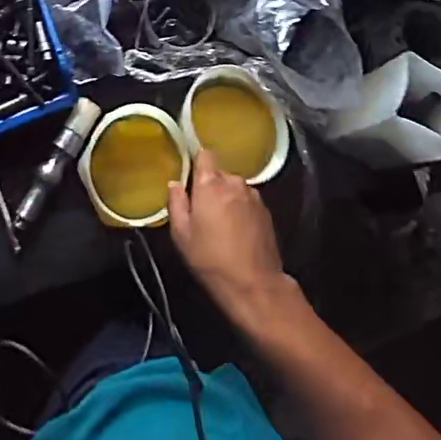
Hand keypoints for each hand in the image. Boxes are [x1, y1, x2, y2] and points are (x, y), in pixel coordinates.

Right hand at [167, 148, 294, 323]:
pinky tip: (237, 231)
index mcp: (211, 184)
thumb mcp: (182, 236)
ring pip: (234, 187)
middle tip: (202, 210)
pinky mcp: (266, 210)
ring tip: (221, 224)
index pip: (205, 154)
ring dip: (227, 197)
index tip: (191, 175)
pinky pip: (247, 200)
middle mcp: (234, 182)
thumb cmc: (211, 260)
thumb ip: (176, 204)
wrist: (254, 284)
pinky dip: (240, 208)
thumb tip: (174, 184)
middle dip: (210, 186)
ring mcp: (253, 195)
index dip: (197, 161)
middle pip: (219, 173)